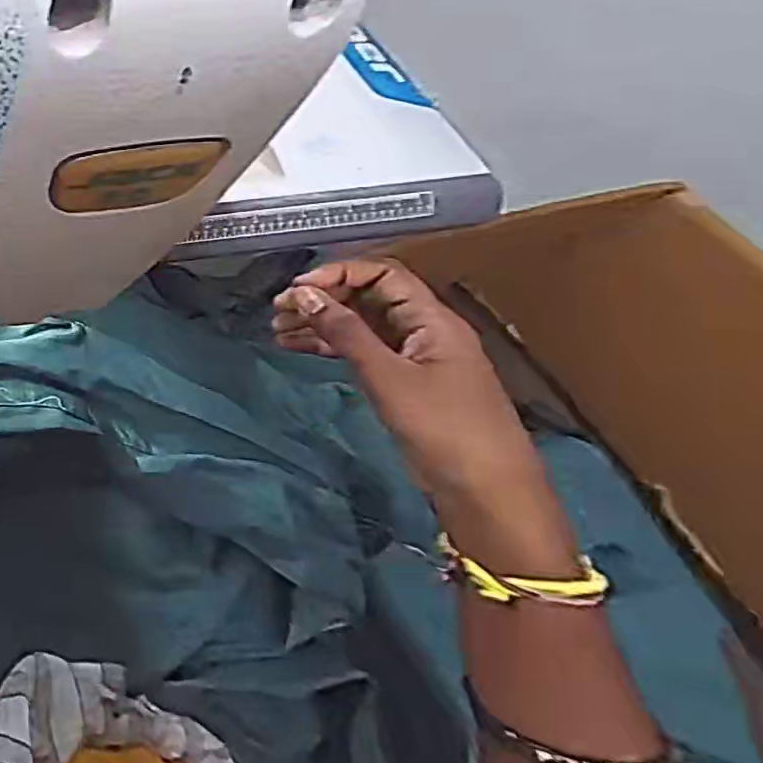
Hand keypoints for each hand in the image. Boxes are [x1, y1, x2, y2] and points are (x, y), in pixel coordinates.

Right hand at [272, 258, 536, 496]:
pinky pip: (358, 348)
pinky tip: (296, 346)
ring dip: (318, 321)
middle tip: (278, 311)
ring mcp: (411, 355)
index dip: (338, 273)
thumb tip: (303, 293)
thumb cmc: (442, 426)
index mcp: (432, 319)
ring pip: (358, 323)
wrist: (484, 489)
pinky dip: (327, 344)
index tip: (296, 288)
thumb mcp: (387, 375)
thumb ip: (344, 331)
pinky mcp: (400, 379)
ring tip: (278, 330)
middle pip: (366, 297)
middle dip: (321, 298)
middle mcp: (422, 329)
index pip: (382, 274)